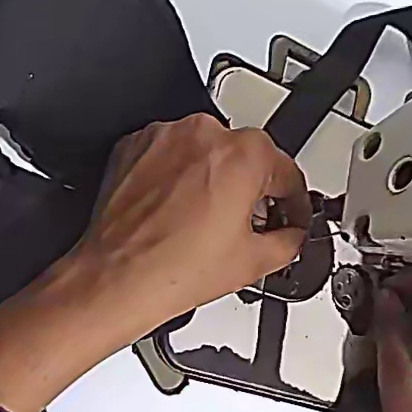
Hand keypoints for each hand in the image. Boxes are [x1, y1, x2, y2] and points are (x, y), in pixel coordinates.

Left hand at [67, 113, 310, 342]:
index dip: (294, 202)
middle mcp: (202, 135)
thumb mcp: (255, 261)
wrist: (117, 277)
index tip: (291, 215)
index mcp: (242, 154)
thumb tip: (292, 234)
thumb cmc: (173, 268)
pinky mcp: (135, 146)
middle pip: (245, 157)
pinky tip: (175, 212)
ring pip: (205, 154)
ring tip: (202, 222)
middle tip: (246, 225)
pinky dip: (176, 177)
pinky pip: (169, 156)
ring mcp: (164, 137)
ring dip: (211, 180)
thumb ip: (290, 240)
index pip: (287, 172)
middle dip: (252, 190)